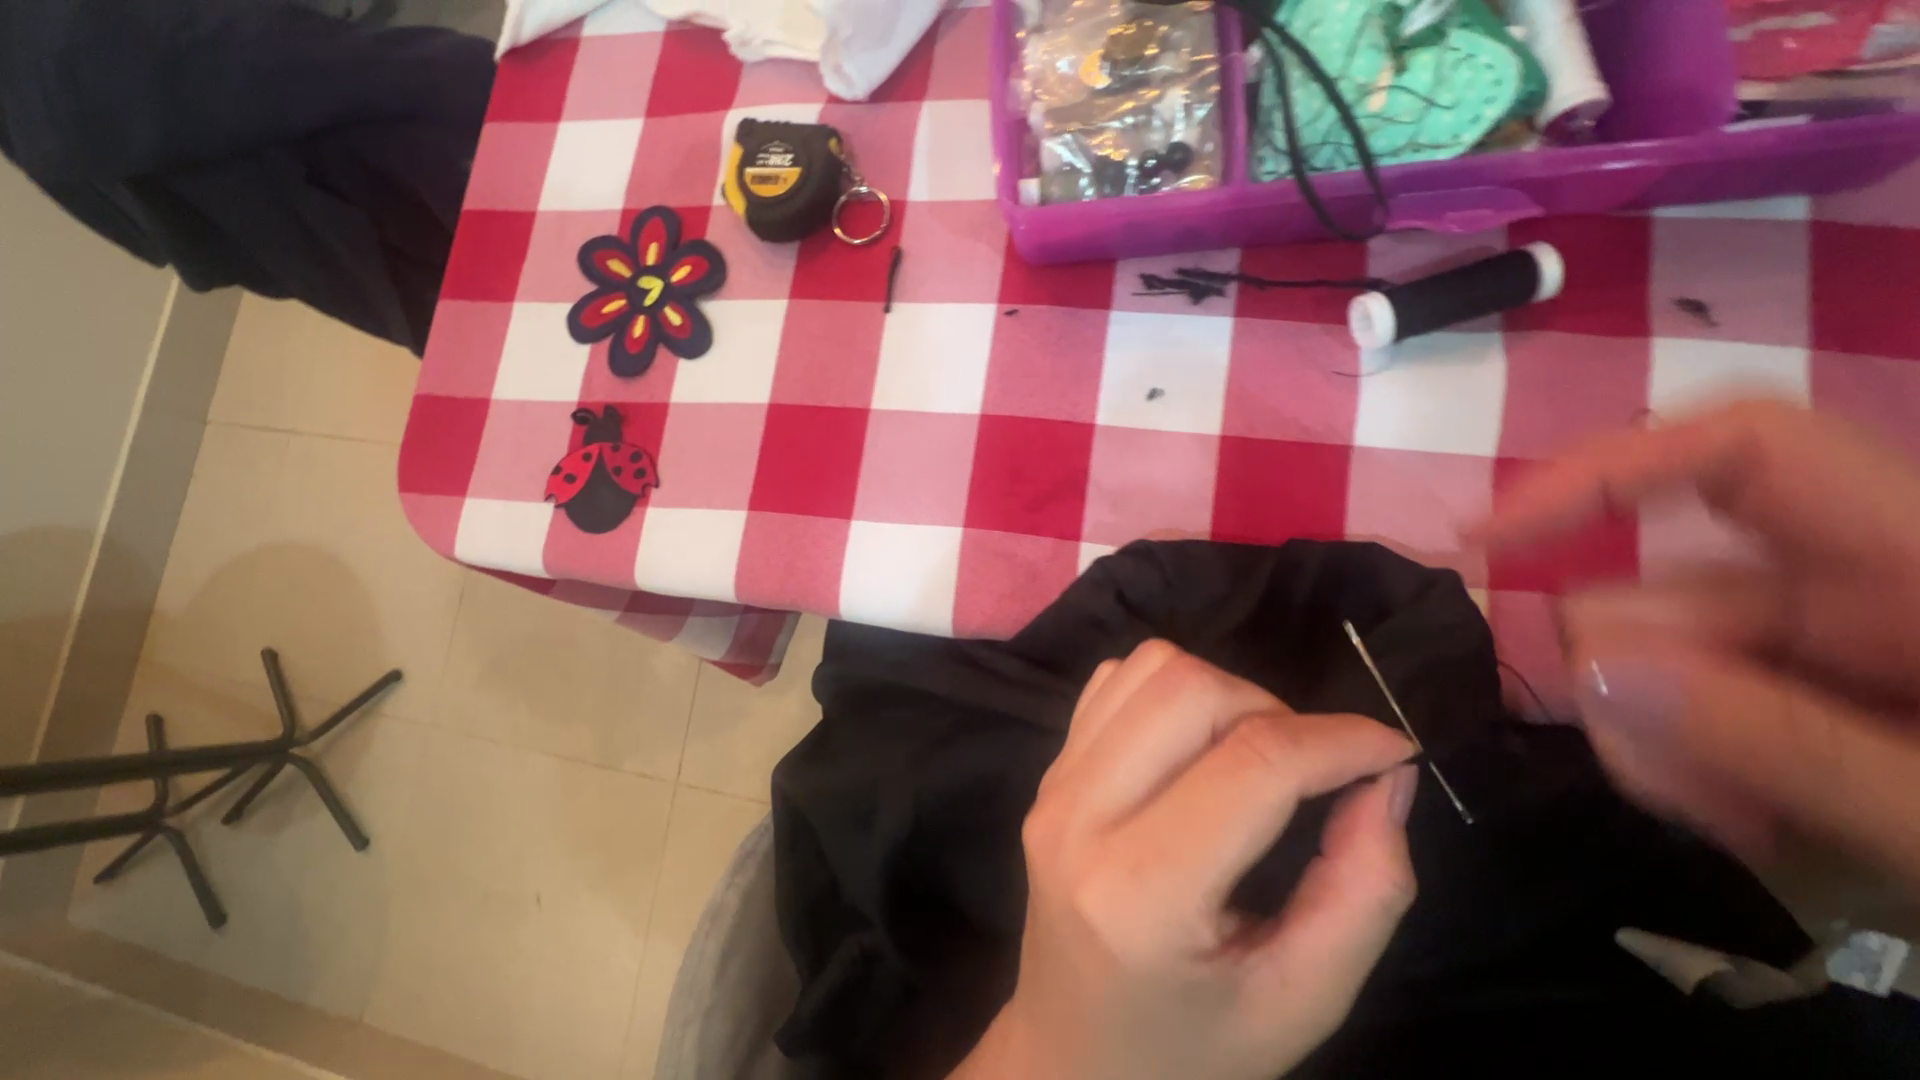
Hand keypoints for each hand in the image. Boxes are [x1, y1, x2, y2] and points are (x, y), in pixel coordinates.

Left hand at [952, 640, 1418, 1079]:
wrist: (1071, 1058)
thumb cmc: (1192, 1049)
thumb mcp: (1302, 1000)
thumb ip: (1365, 889)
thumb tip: (1389, 776)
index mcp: (1142, 892)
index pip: (1253, 764)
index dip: (1342, 740)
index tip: (1395, 752)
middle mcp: (1080, 818)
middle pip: (1191, 689)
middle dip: (1277, 711)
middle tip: (1312, 770)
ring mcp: (1052, 787)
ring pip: (1150, 668)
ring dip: (1224, 693)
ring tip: (1254, 757)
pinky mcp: (1046, 773)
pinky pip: (1114, 684)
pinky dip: (1170, 692)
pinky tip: (1195, 748)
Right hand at [1472, 400, 1919, 886]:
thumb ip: (1798, 747)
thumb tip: (1592, 672)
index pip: (1740, 453)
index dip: (1601, 474)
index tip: (1487, 539)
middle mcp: (1858, 578)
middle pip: (1659, 587)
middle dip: (1633, 688)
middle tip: (1684, 798)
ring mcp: (1823, 638)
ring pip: (1649, 656)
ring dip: (1657, 743)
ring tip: (1729, 825)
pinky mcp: (1800, 687)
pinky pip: (1682, 701)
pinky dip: (1683, 759)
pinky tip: (1736, 818)